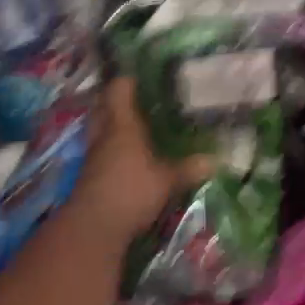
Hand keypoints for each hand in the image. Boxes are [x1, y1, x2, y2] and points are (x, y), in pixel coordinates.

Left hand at [65, 78, 213, 242]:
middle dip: (115, 100)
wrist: (93, 227)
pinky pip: (98, 150)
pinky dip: (109, 148)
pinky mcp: (88, 175)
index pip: (119, 89)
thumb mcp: (166, 181)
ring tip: (132, 127)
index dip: (127, 80)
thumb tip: (216, 160)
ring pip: (98, 128)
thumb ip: (188, 169)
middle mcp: (104, 133)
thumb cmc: (131, 191)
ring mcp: (92, 155)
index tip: (141, 77)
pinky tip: (124, 157)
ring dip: (110, 125)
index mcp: (122, 124)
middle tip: (135, 100)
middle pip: (102, 106)